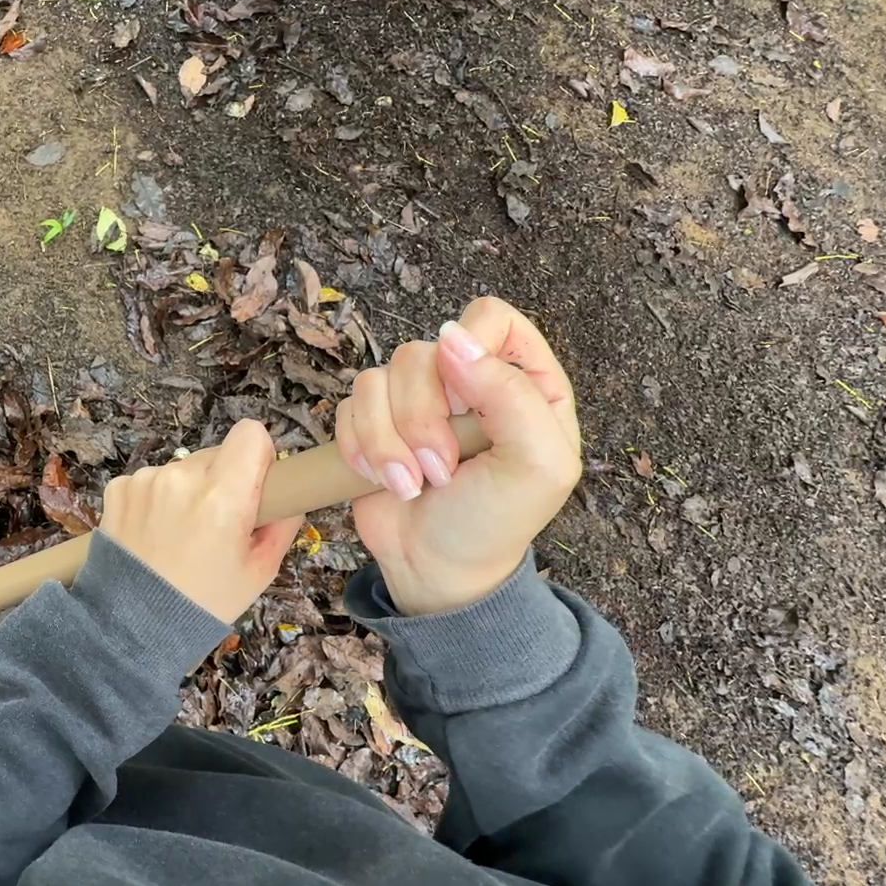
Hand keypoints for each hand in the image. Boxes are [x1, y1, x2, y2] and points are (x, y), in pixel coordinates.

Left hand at [100, 419, 305, 623]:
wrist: (132, 627)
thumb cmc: (203, 604)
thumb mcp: (259, 572)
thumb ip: (282, 525)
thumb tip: (290, 495)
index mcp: (222, 496)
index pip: (251, 434)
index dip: (258, 456)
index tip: (254, 484)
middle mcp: (181, 478)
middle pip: (216, 454)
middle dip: (222, 481)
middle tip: (216, 525)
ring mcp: (145, 480)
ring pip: (182, 469)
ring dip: (187, 491)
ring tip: (180, 536)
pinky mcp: (118, 488)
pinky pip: (150, 480)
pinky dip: (155, 500)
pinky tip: (152, 534)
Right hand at [335, 297, 580, 614]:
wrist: (435, 567)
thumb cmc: (494, 522)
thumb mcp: (537, 466)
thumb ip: (511, 395)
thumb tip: (450, 337)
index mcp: (522, 382)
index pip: (490, 319)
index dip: (468, 349)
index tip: (463, 399)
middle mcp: (465, 382)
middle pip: (420, 352)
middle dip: (421, 419)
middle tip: (439, 468)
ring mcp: (415, 400)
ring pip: (376, 378)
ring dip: (387, 441)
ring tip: (410, 482)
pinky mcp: (371, 421)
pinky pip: (348, 405)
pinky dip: (360, 446)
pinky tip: (379, 477)